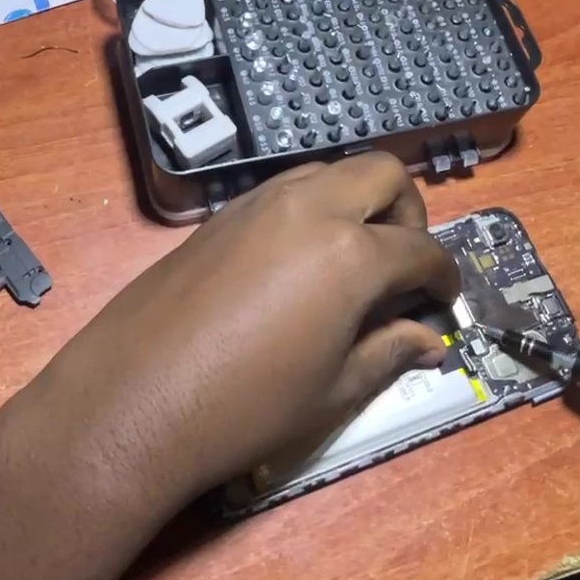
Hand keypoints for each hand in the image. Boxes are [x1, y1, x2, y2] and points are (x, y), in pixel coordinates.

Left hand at [0, 153, 456, 579]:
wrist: (135, 398)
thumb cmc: (246, 407)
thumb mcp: (333, 390)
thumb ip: (389, 352)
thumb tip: (430, 339)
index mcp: (351, 251)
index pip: (421, 247)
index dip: (443, 275)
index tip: (443, 300)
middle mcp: (309, 207)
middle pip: (382, 174)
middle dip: (407, 213)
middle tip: (400, 264)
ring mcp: (258, 202)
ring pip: (329, 171)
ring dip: (356, 202)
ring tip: (350, 259)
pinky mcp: (219, 214)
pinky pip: (283, 190)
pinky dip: (311, 209)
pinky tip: (296, 263)